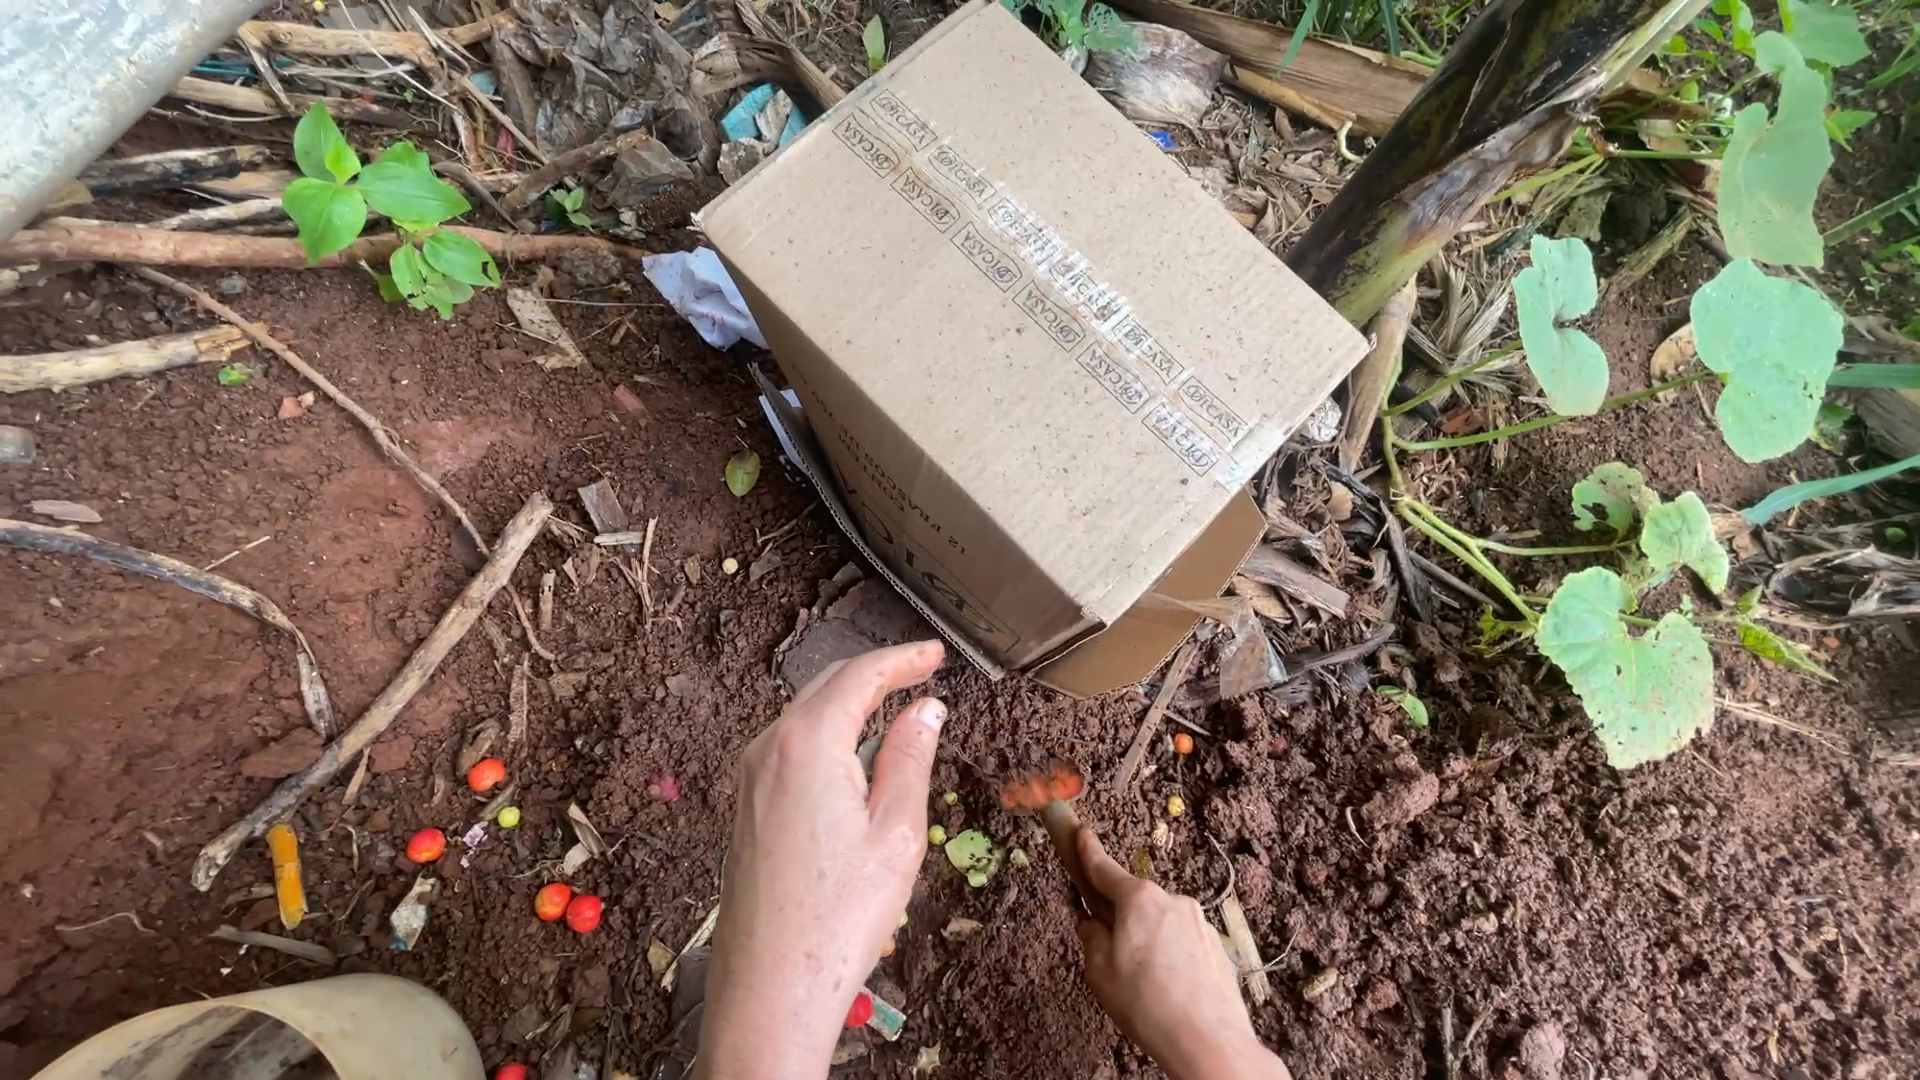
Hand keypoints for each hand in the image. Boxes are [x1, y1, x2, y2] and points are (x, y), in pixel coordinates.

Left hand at [697, 641, 946, 1079]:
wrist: (768, 991)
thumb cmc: (839, 916)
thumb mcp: (896, 831)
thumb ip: (911, 756)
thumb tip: (926, 708)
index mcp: (806, 743)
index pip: (860, 675)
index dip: (902, 658)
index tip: (934, 653)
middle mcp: (769, 747)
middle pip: (828, 685)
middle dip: (877, 671)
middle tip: (922, 668)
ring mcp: (750, 775)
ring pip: (807, 712)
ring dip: (851, 700)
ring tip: (895, 701)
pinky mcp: (746, 802)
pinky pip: (791, 743)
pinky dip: (829, 729)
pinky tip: (854, 747)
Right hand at [1075, 828, 1291, 1079]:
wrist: (1210, 1044)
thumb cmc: (1146, 1003)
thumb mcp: (1099, 971)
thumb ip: (1092, 939)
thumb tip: (1093, 925)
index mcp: (1138, 899)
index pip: (1105, 868)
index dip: (1088, 851)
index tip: (1081, 832)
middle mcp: (1172, 900)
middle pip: (1136, 901)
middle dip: (1123, 919)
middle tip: (1116, 957)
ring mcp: (1199, 923)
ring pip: (1162, 924)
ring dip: (1151, 942)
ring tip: (1148, 987)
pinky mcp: (1217, 948)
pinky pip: (1184, 944)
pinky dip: (1174, 959)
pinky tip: (1172, 992)